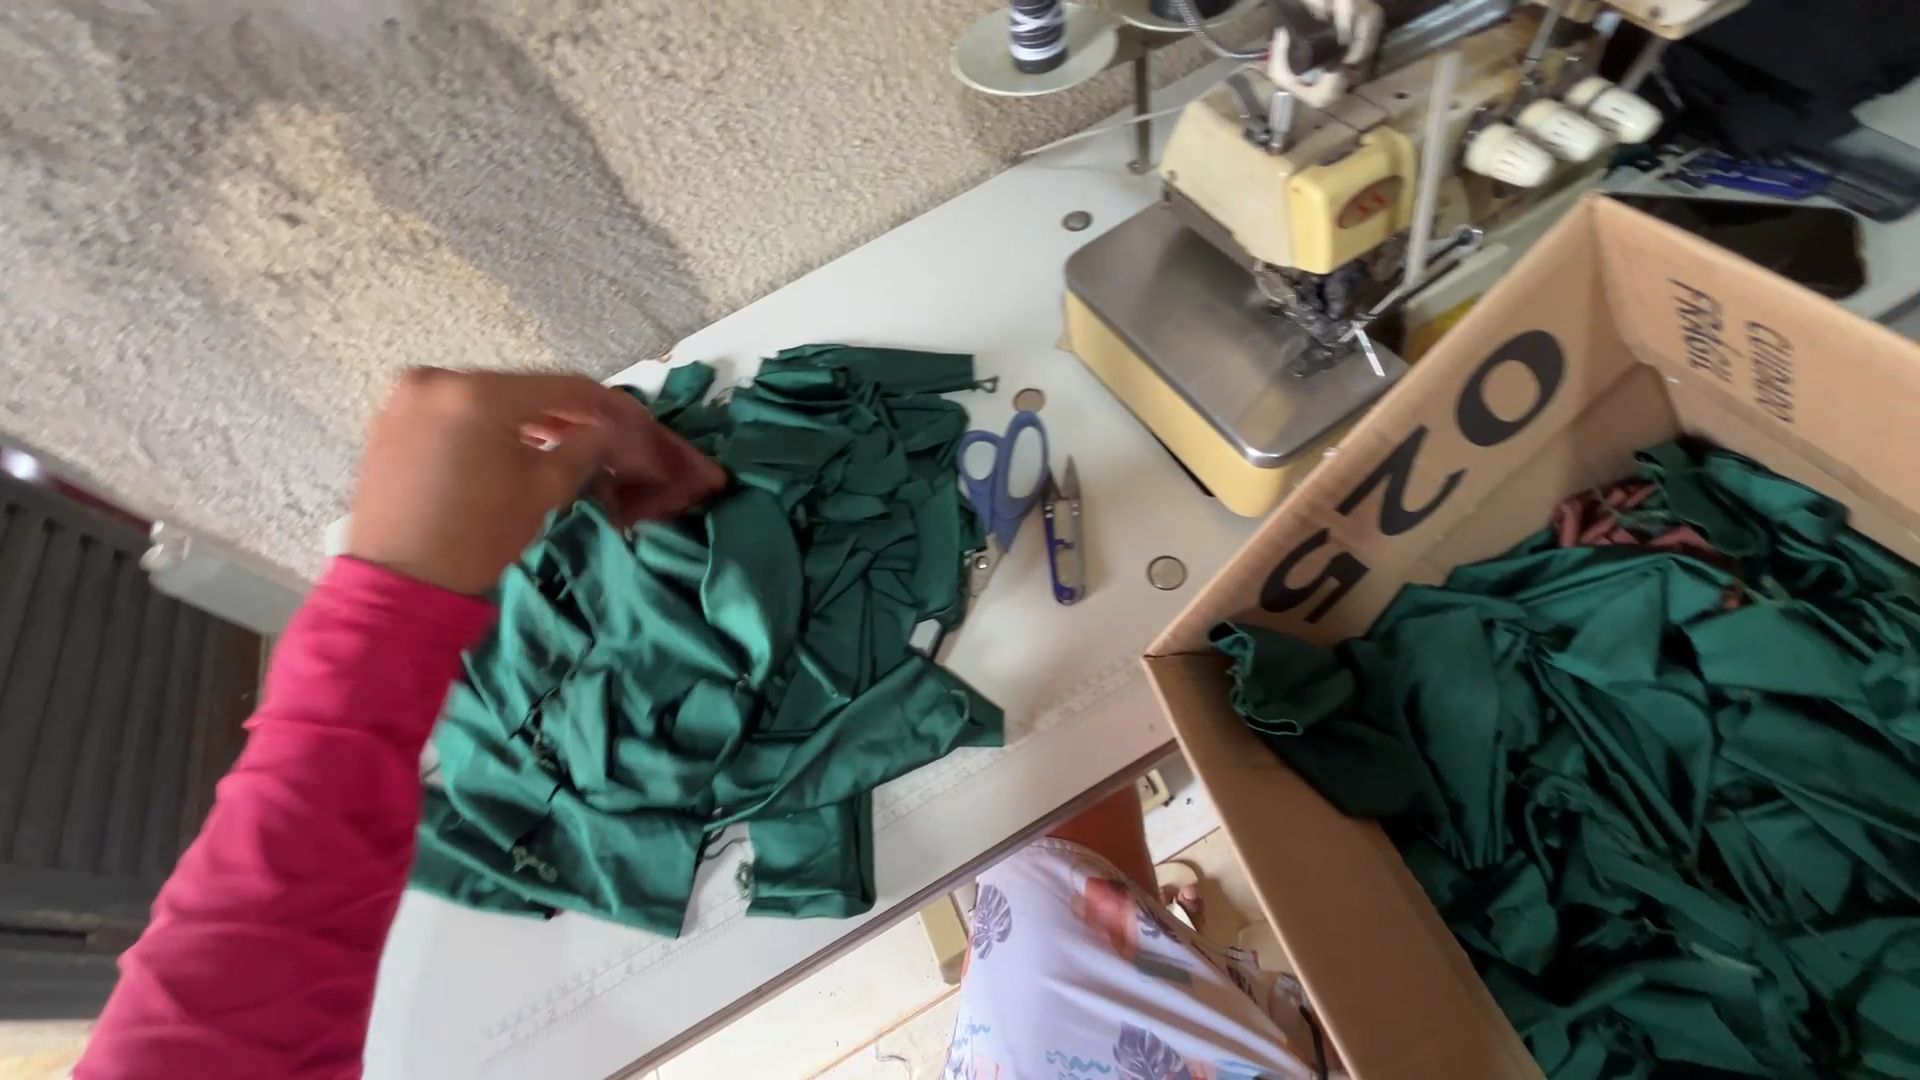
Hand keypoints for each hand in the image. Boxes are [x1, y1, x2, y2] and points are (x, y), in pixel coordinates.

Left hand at [347, 368, 726, 595]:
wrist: (402, 583)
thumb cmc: (482, 534)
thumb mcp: (548, 487)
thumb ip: (586, 446)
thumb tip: (607, 430)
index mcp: (479, 393)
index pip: (564, 386)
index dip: (609, 403)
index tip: (637, 419)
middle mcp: (438, 379)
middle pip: (525, 388)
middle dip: (570, 412)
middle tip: (606, 432)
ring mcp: (409, 397)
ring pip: (492, 399)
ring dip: (532, 419)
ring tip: (569, 442)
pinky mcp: (393, 420)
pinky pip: (461, 411)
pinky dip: (495, 425)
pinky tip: (521, 445)